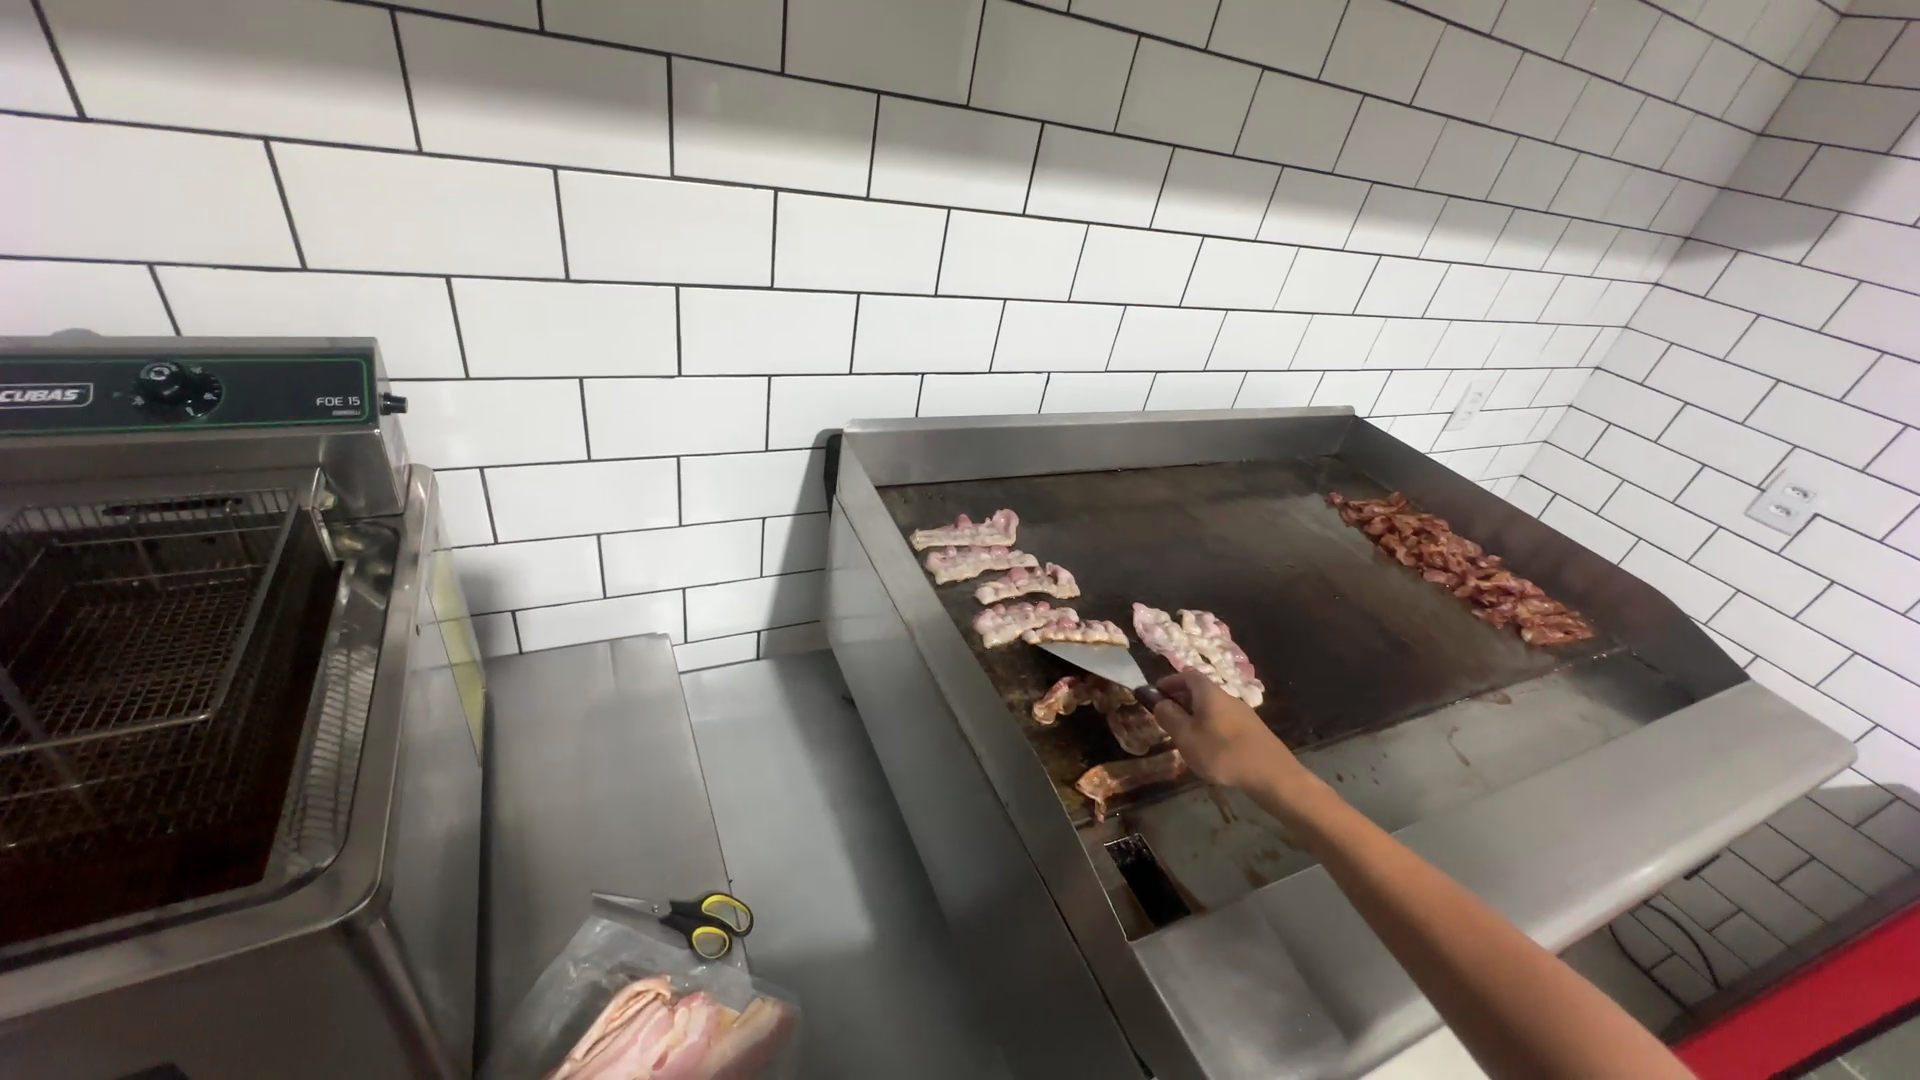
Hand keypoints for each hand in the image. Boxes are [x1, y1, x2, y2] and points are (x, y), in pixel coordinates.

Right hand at [1145, 670, 1304, 792]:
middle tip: (1166, 716)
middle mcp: (1227, 696)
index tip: (1156, 693)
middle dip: (1180, 699)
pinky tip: (1208, 746)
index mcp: (1209, 693)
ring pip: (1212, 706)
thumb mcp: (1186, 737)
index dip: (1170, 681)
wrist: (1272, 774)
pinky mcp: (1252, 729)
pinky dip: (1209, 725)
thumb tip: (1160, 702)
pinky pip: (1223, 719)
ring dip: (1195, 714)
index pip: (1187, 675)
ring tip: (1184, 734)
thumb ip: (1170, 717)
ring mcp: (1242, 713)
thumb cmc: (1222, 752)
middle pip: (1200, 689)